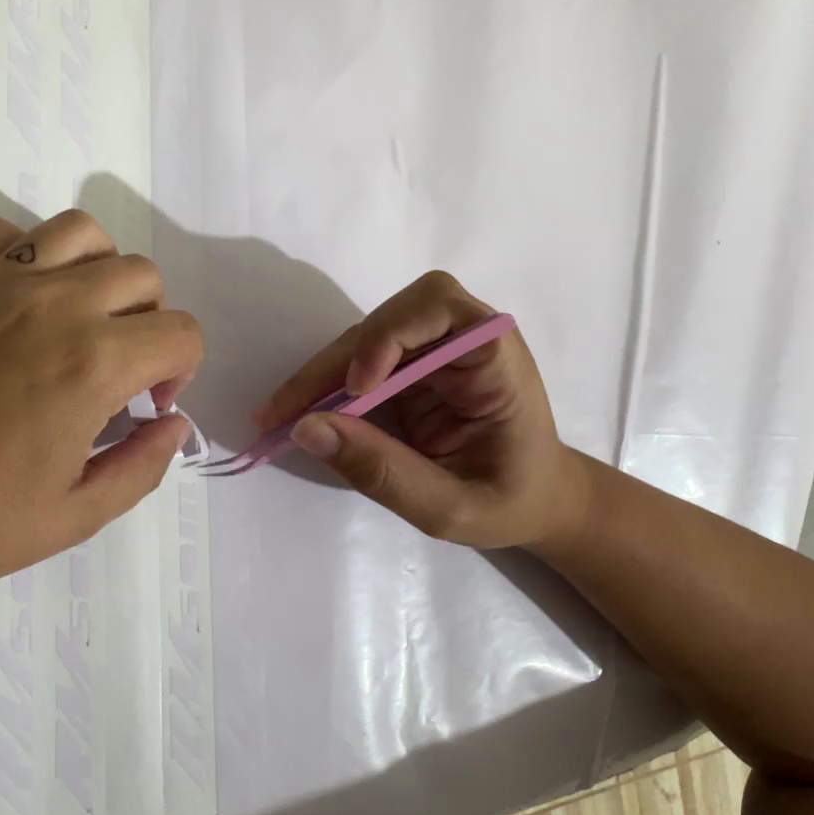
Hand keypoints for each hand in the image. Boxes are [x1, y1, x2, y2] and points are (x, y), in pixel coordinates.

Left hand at [0, 209, 203, 620]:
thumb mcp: (71, 518)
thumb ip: (141, 468)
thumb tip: (173, 425)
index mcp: (93, 363)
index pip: (182, 332)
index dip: (180, 371)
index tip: (144, 409)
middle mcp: (56, 304)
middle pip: (143, 274)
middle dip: (150, 322)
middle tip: (118, 373)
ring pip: (83, 231)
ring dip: (102, 271)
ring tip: (81, 321)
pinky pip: (6, 233)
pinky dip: (29, 253)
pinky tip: (21, 301)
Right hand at [256, 271, 586, 549]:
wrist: (534, 500)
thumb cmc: (510, 502)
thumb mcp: (450, 507)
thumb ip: (384, 471)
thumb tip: (307, 429)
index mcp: (493, 358)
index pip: (437, 307)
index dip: (389, 335)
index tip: (359, 390)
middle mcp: (461, 338)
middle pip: (386, 319)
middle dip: (333, 363)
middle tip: (284, 413)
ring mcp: (432, 348)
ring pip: (363, 337)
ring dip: (321, 373)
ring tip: (279, 417)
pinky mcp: (409, 365)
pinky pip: (358, 359)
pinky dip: (325, 384)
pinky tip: (300, 412)